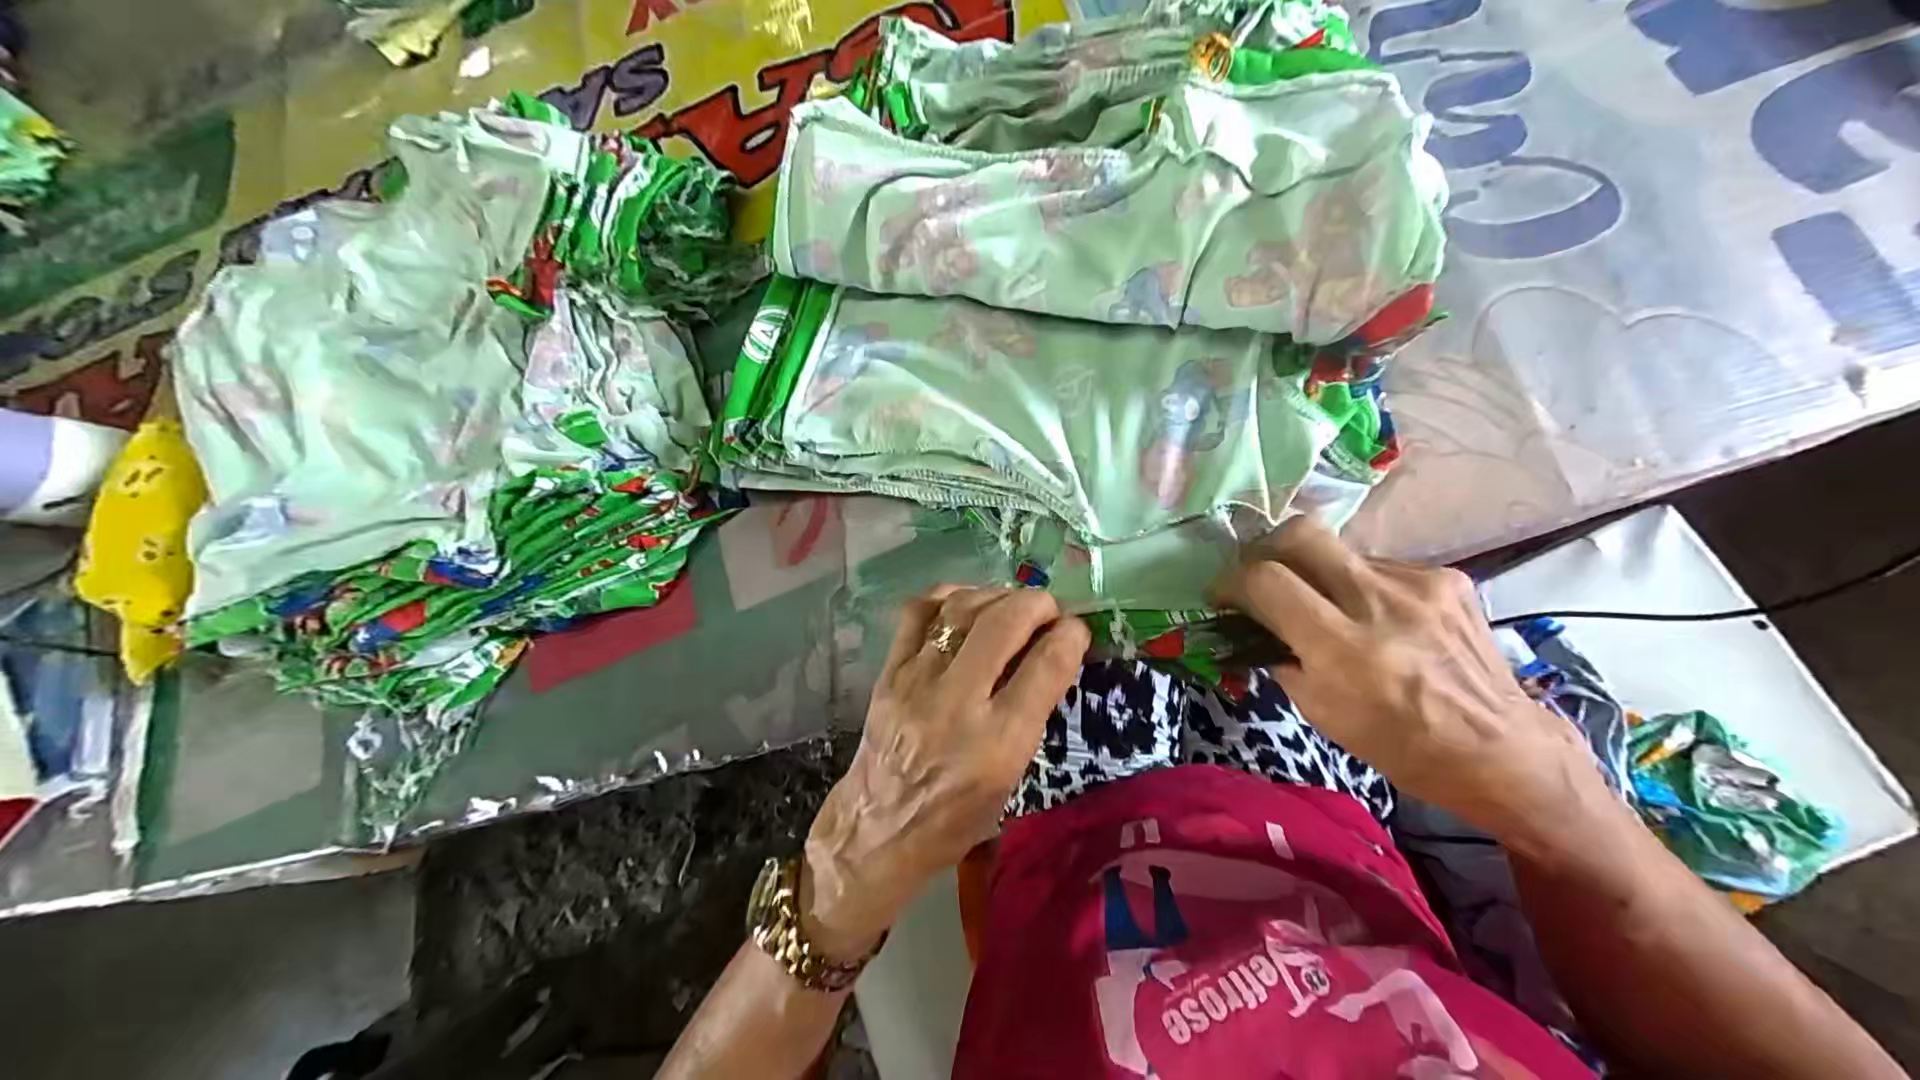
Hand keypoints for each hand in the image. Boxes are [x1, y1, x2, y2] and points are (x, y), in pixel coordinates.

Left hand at [800, 586, 1088, 959]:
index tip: (1076, 629)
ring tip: (1010, 604)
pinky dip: (949, 596)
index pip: (1046, 665)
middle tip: (1047, 610)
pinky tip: (966, 603)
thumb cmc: (956, 817)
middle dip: (1037, 603)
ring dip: (996, 595)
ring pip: (962, 608)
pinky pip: (918, 612)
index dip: (1071, 635)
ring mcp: (916, 681)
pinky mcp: (889, 671)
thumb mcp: (1012, 778)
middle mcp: (957, 703)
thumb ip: (1032, 713)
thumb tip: (1051, 652)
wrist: (879, 827)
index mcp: (998, 742)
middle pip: (1004, 622)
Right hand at [1216, 518, 1597, 843]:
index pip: (1266, 579)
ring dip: (1318, 574)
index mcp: (1343, 648)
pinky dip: (1361, 586)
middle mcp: (1381, 603)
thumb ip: (1281, 656)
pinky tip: (1377, 617)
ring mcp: (1420, 584)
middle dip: (1266, 549)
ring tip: (1329, 610)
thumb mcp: (1319, 711)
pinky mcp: (1448, 578)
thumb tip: (1254, 622)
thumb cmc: (1398, 744)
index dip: (1231, 581)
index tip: (1222, 596)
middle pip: (1300, 534)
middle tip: (1261, 576)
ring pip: (1340, 551)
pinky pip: (1379, 566)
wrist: (1500, 750)